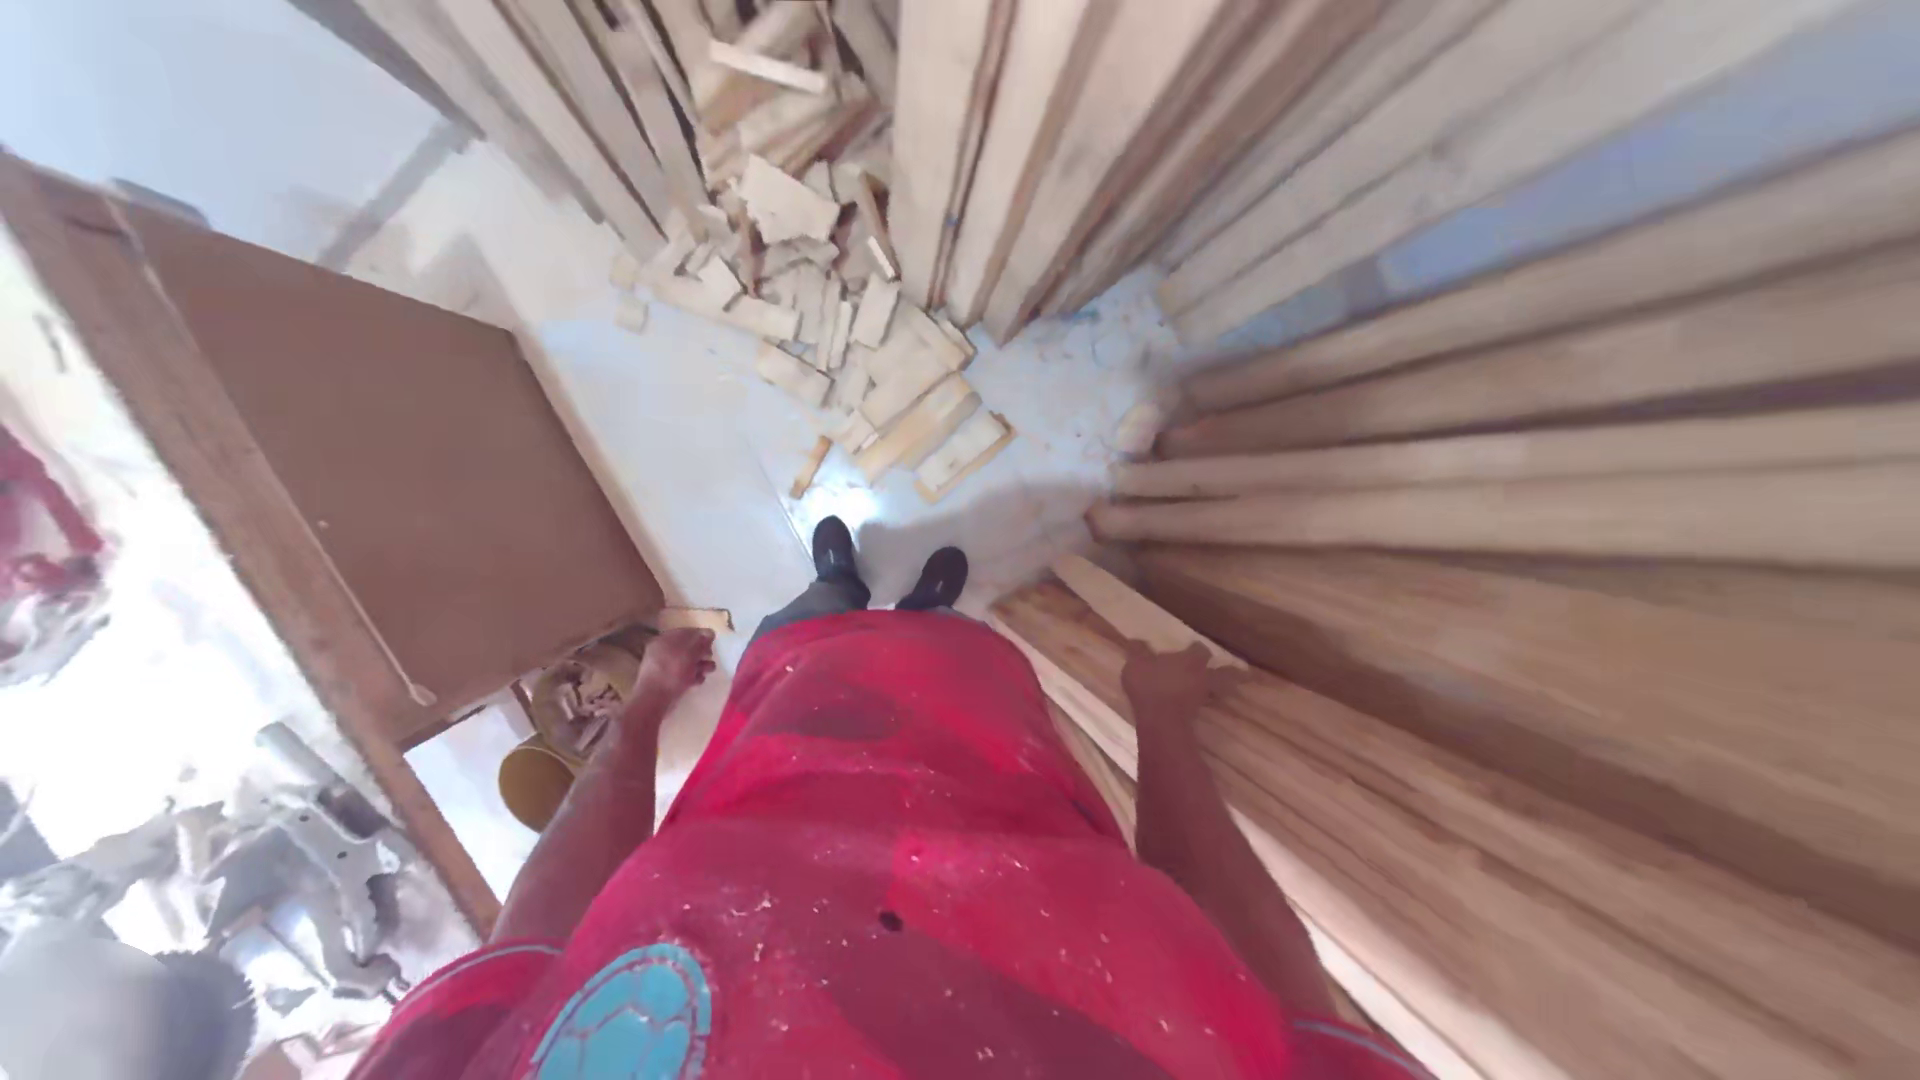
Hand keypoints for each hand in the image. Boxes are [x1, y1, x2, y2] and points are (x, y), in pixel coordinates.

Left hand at [633, 628, 715, 702]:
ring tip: (707, 672)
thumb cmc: (672, 672)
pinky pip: (683, 674)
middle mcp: (663, 651)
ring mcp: (664, 666)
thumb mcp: (690, 653)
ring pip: (688, 662)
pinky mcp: (667, 680)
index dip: (702, 636)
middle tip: (710, 658)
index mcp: (665, 640)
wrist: (654, 699)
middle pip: (689, 647)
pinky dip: (692, 676)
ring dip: (700, 665)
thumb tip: (709, 633)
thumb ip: (701, 641)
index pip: (687, 632)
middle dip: (702, 653)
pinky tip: (698, 681)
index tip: (712, 644)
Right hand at [1120, 640, 1213, 730]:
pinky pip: (1201, 704)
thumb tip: (1136, 640)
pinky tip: (1188, 704)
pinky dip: (1197, 703)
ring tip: (1203, 689)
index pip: (1200, 649)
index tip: (1189, 647)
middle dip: (1216, 670)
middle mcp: (1202, 676)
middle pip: (1218, 671)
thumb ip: (1138, 651)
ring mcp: (1202, 697)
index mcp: (1191, 660)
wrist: (1160, 722)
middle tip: (1211, 668)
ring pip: (1213, 690)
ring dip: (1210, 688)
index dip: (1195, 648)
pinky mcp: (1197, 714)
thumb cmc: (1150, 685)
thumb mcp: (1137, 663)